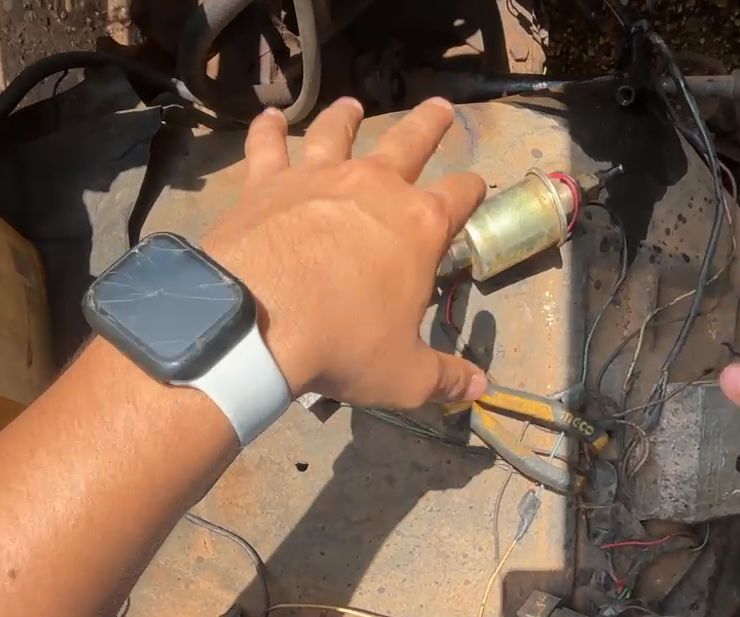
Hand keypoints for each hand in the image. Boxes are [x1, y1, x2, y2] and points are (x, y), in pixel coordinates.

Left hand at [200, 97, 489, 407]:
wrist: (260, 322)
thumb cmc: (344, 346)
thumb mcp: (404, 376)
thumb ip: (444, 378)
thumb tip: (479, 387)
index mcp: (420, 228)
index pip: (460, 198)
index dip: (473, 192)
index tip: (478, 187)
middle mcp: (374, 188)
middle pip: (411, 143)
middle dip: (430, 126)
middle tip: (440, 108)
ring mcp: (318, 178)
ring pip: (339, 133)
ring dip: (348, 118)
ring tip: (353, 107)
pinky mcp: (266, 184)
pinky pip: (268, 146)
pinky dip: (269, 130)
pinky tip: (270, 118)